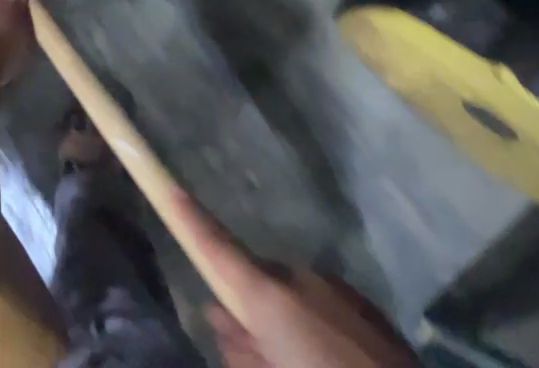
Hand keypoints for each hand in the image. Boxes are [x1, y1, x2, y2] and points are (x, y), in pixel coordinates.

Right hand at [173, 193, 416, 367]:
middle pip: (257, 282)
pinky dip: (319, 330)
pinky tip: (332, 361)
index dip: (189, 217)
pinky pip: (326, 309)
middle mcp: (300, 279)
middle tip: (259, 352)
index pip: (216, 247)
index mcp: (269, 297)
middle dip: (252, 309)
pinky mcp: (370, 309)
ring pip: (293, 298)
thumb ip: (239, 348)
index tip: (168, 189)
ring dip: (288, 323)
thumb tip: (220, 317)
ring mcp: (338, 290)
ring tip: (300, 361)